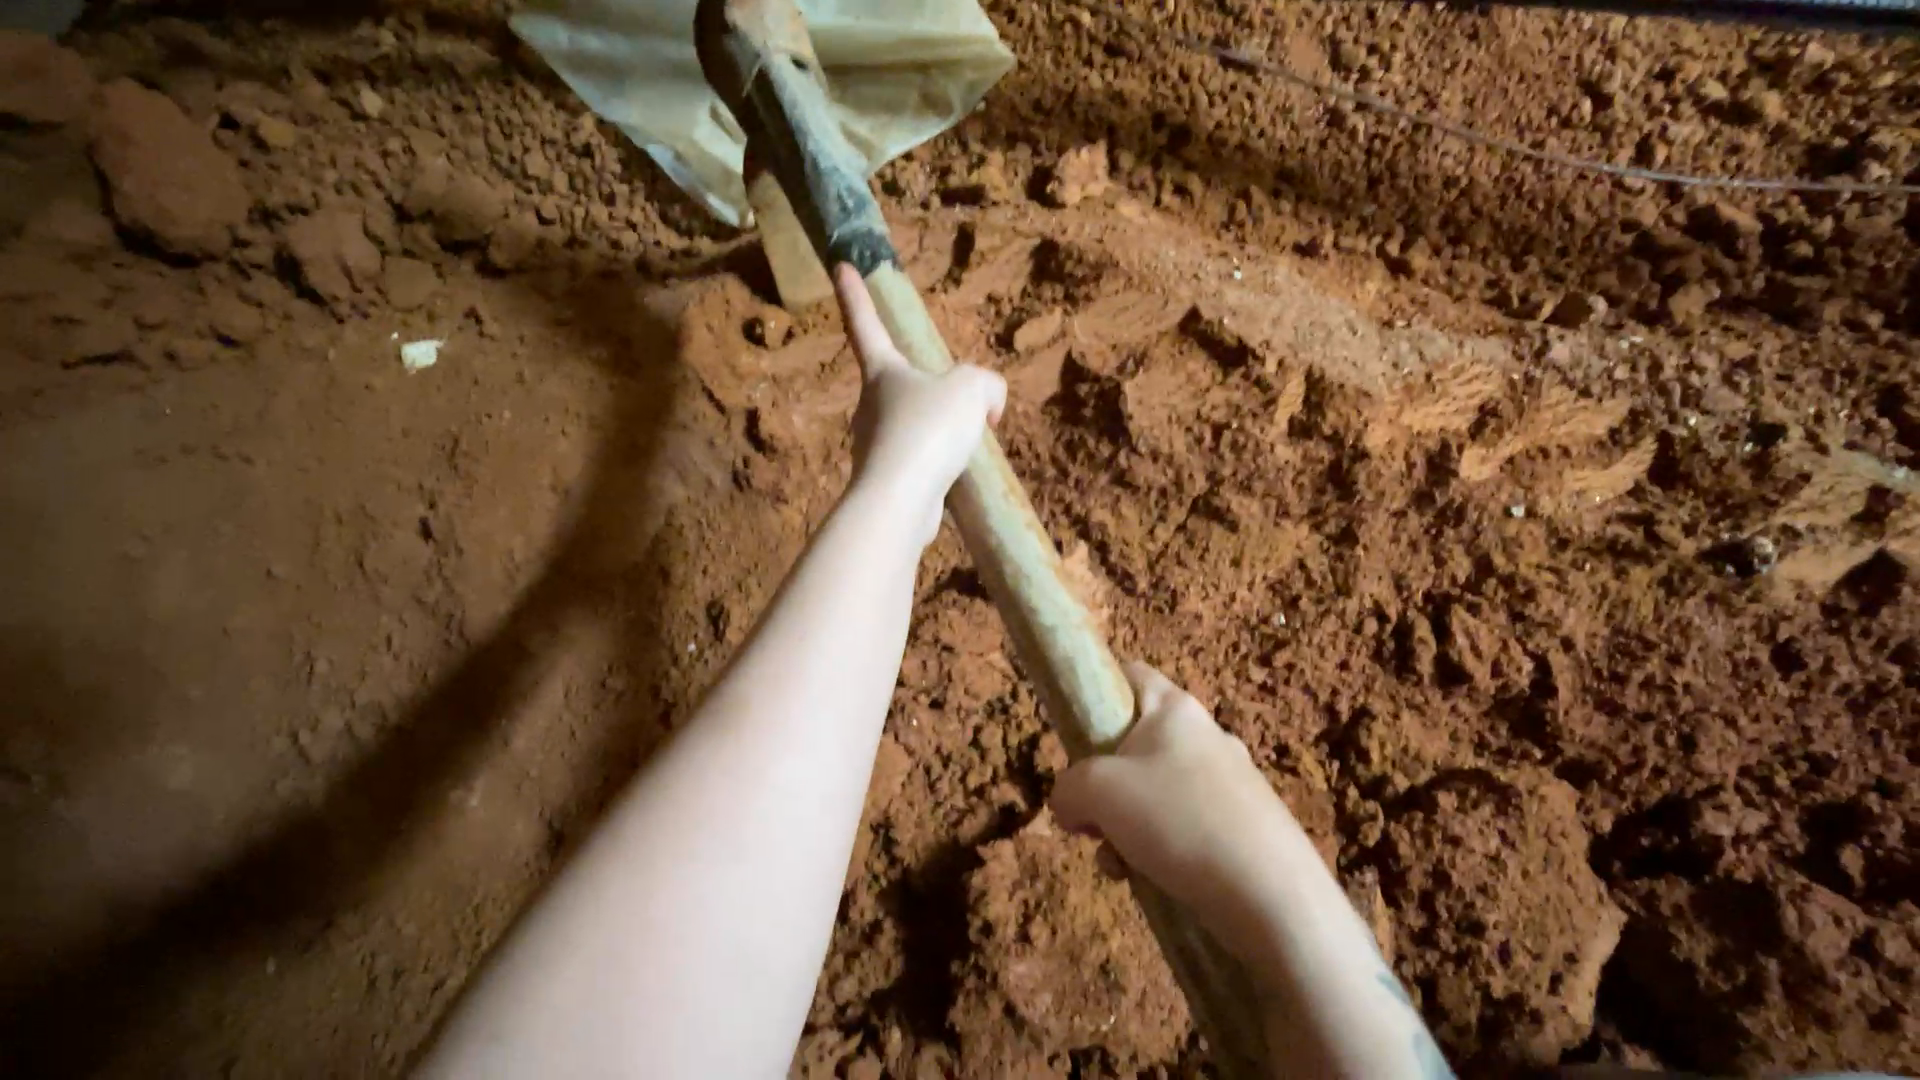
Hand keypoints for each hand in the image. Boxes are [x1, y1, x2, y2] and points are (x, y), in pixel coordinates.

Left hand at [834, 264, 1004, 545]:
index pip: (866, 323)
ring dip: (943, 434)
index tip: (840, 266)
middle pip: (903, 385)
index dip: (855, 294)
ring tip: (969, 449)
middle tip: (970, 407)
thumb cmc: (928, 430)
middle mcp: (871, 405)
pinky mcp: (885, 481)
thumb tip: (986, 407)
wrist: (901, 499)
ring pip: (915, 428)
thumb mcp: (972, 389)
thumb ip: (985, 383)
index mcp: (881, 372)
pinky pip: (920, 463)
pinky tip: (960, 478)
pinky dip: (941, 466)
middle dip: (933, 391)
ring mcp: (874, 445)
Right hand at [1051, 661, 1308, 958]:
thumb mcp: (1097, 792)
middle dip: (1102, 786)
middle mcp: (1205, 736)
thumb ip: (1067, 788)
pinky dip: (1158, 850)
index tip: (1071, 736)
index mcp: (1174, 709)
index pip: (1127, 674)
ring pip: (1153, 794)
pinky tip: (1150, 881)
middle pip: (1133, 745)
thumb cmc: (1178, 821)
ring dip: (1124, 827)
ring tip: (1119, 864)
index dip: (1094, 693)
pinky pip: (1182, 828)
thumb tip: (1070, 805)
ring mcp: (1229, 783)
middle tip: (1090, 820)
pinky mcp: (1243, 827)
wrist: (1273, 898)